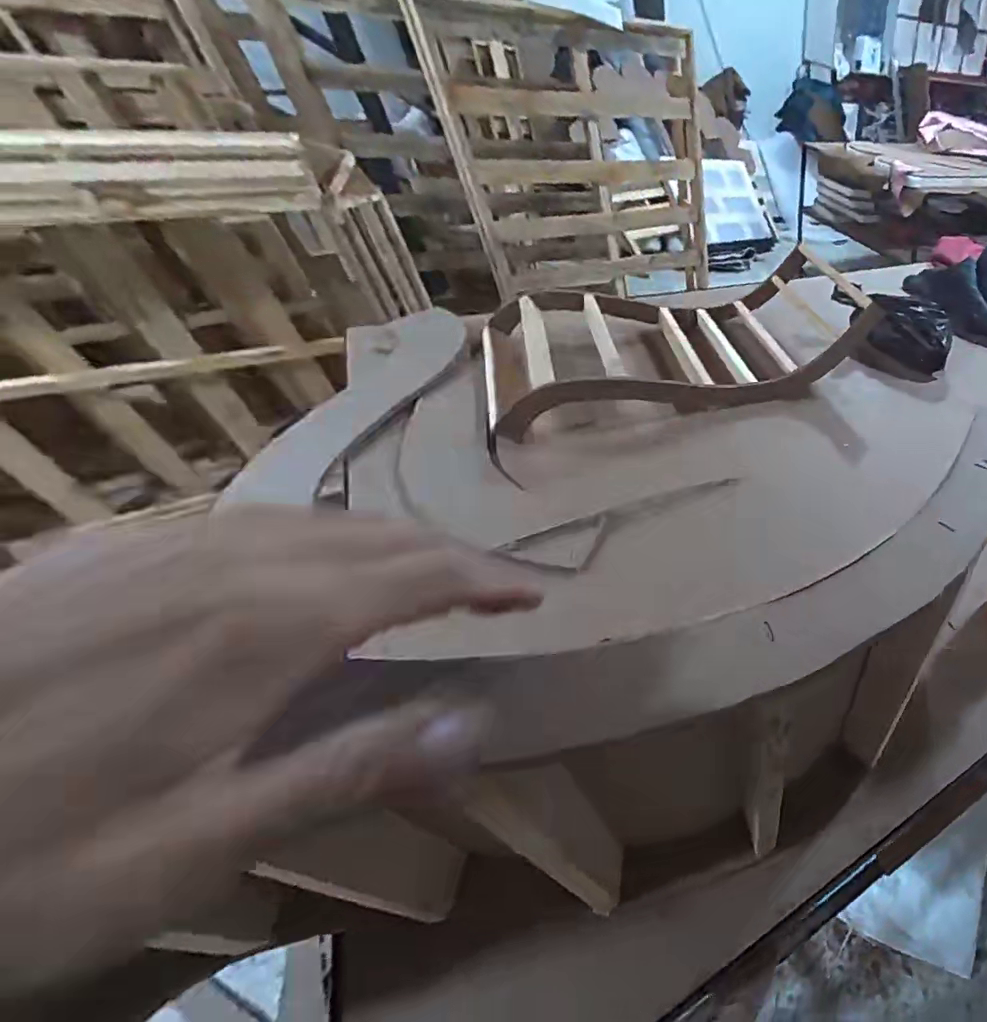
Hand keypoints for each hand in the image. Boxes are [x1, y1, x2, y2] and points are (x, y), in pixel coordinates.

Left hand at [0, 509, 542, 992]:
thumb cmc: (0, 863)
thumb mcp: (180, 854)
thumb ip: (340, 776)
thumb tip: (476, 724)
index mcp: (266, 625)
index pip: (421, 576)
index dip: (491, 580)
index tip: (537, 594)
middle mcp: (225, 566)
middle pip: (380, 538)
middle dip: (456, 557)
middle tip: (500, 587)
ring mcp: (150, 552)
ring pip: (315, 519)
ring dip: (393, 540)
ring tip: (427, 568)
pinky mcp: (89, 559)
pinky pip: (239, 521)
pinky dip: (313, 533)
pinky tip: (303, 556)